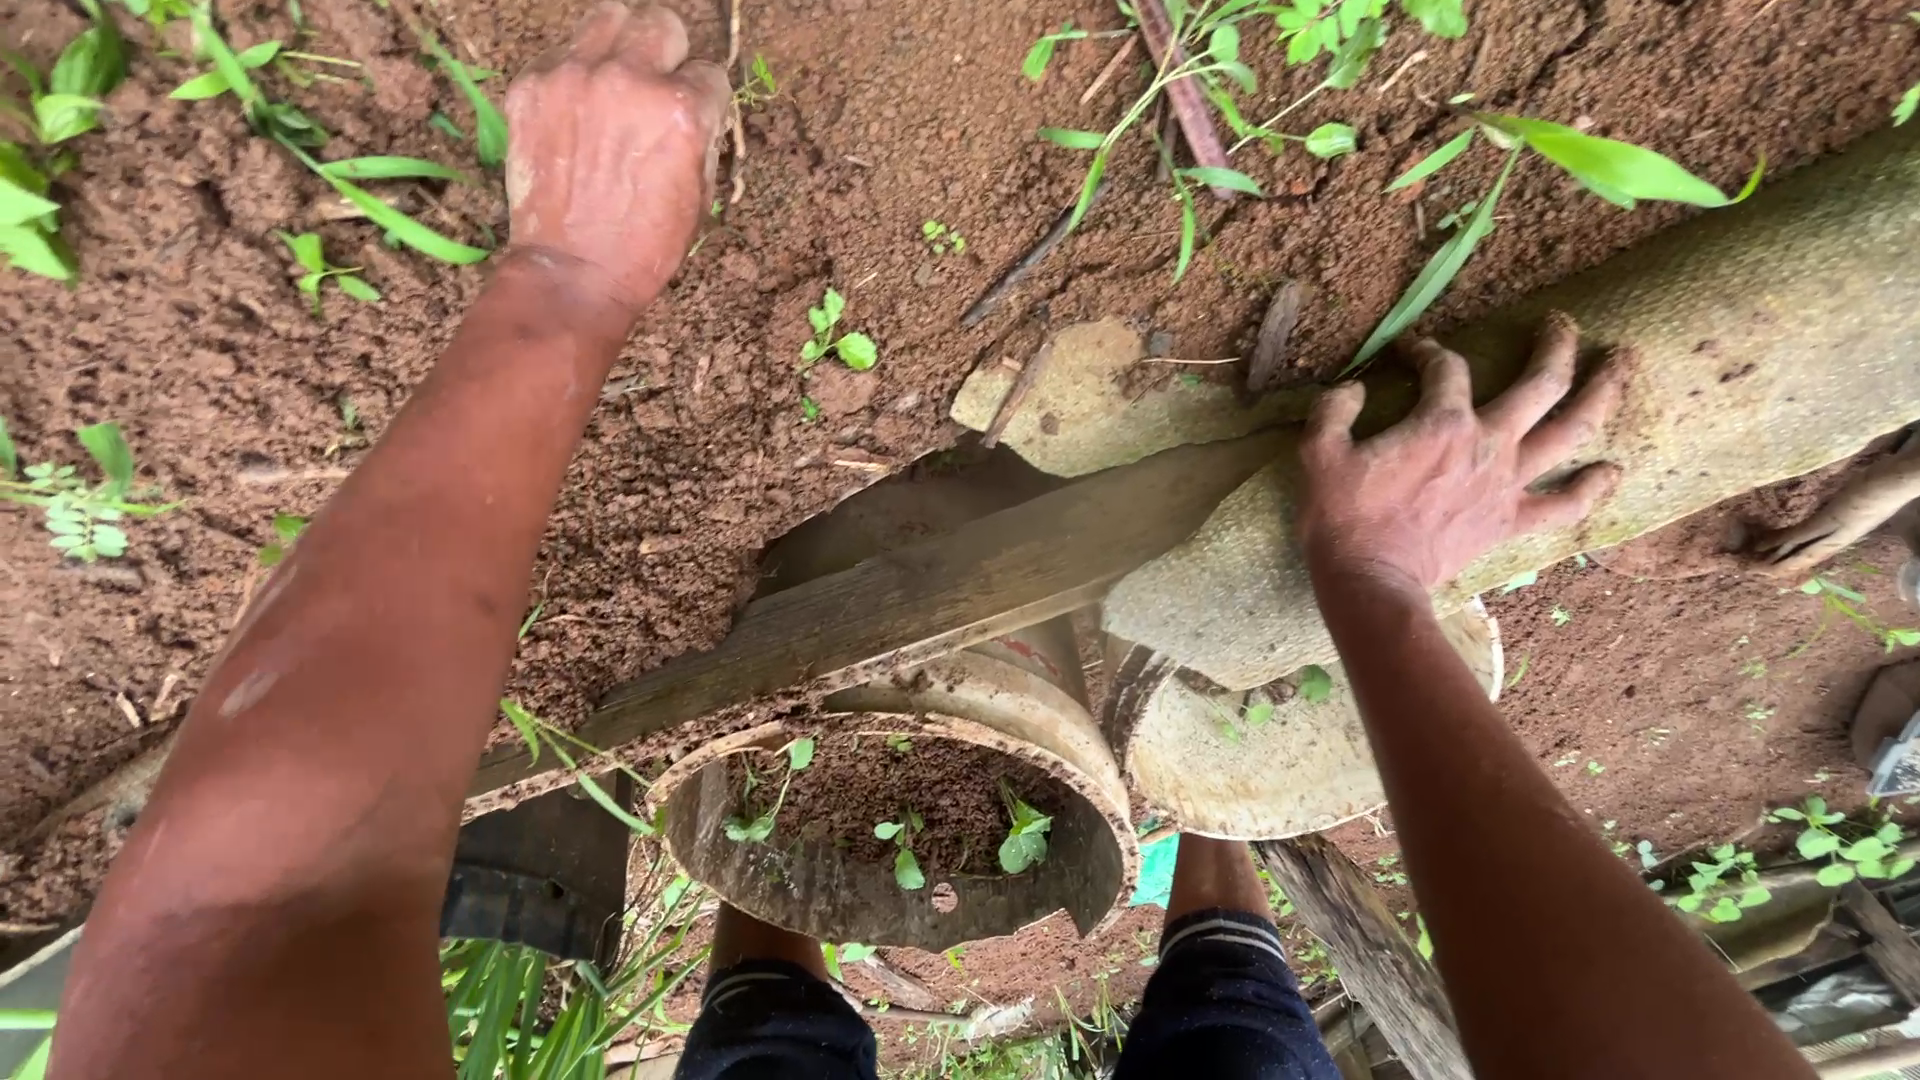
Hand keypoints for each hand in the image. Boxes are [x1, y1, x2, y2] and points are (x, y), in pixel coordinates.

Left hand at [504, 2, 729, 313]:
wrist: (576, 269)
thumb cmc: (648, 247)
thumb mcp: (699, 199)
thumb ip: (701, 143)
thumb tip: (698, 117)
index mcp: (681, 112)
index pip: (711, 75)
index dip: (707, 101)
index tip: (696, 120)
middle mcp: (629, 79)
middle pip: (662, 25)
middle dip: (670, 56)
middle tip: (659, 89)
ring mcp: (574, 75)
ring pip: (610, 18)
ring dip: (623, 47)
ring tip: (618, 85)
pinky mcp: (531, 83)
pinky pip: (563, 53)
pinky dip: (577, 76)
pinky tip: (580, 114)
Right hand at [1297, 314, 1625, 592]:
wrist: (1368, 578)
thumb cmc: (1341, 516)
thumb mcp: (1317, 453)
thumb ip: (1334, 409)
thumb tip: (1353, 389)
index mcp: (1441, 423)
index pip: (1444, 368)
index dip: (1425, 350)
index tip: (1407, 349)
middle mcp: (1487, 444)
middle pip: (1541, 384)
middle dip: (1555, 346)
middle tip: (1561, 323)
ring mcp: (1506, 484)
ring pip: (1572, 431)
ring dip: (1603, 393)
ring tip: (1621, 365)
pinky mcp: (1509, 522)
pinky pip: (1565, 505)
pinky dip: (1592, 487)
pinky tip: (1610, 470)